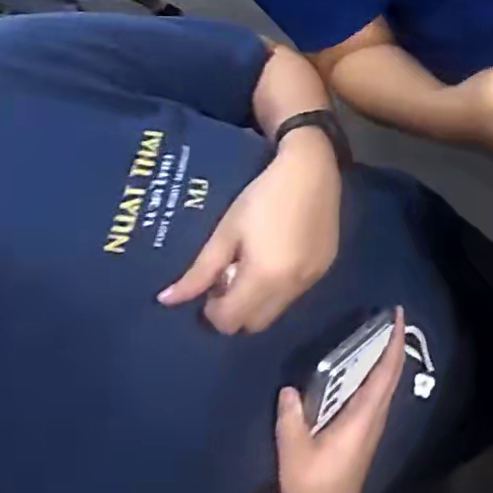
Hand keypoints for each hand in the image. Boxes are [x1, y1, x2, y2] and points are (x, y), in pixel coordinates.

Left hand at [157, 127, 339, 333]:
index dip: (213, 309)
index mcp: (264, 278)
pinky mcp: (326, 267)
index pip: (229, 321)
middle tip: (229, 276)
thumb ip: (199, 271)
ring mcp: (313, 278)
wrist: (312, 168)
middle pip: (254, 325)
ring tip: (253, 264)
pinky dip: (281, 286)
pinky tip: (278, 254)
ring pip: (277, 311)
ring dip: (259, 300)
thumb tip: (166, 301)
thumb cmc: (264, 195)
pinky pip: (296, 292)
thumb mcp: (227, 230)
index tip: (211, 283)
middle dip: (236, 310)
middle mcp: (292, 287)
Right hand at [275, 308, 406, 492]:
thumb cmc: (311, 490)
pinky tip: (364, 367)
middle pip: (391, 375)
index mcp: (364, 418)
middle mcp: (374, 419)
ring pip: (386, 384)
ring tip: (381, 332)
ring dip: (388, 357)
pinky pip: (377, 394)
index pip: (386, 372)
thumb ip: (291, 420)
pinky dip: (378, 373)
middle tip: (392, 315)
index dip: (395, 342)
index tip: (400, 315)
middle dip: (395, 343)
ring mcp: (371, 428)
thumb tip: (290, 388)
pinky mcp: (364, 436)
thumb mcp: (294, 456)